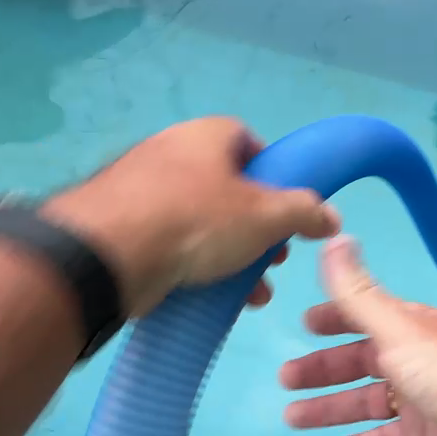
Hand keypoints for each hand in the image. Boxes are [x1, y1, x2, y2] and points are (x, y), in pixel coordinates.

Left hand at [41, 117, 339, 315]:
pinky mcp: (120, 228)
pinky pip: (173, 244)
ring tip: (254, 290)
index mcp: (204, 137)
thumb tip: (332, 218)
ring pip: (203, 222)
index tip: (288, 207)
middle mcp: (169, 154)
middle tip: (275, 255)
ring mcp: (139, 192)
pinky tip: (216, 297)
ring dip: (235, 255)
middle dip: (259, 226)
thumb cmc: (197, 222)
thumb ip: (307, 213)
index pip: (247, 139)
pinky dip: (198, 267)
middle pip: (228, 187)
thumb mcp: (269, 216)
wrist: (104, 256)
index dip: (274, 172)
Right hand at [279, 237, 436, 435]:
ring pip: (369, 402)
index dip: (337, 319)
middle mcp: (419, 359)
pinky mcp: (427, 435)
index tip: (305, 326)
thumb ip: (359, 292)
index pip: (369, 316)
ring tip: (292, 418)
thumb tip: (336, 237)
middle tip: (286, 380)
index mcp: (413, 328)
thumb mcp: (396, 326)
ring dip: (332, 408)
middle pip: (364, 362)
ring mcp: (423, 399)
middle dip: (325, 369)